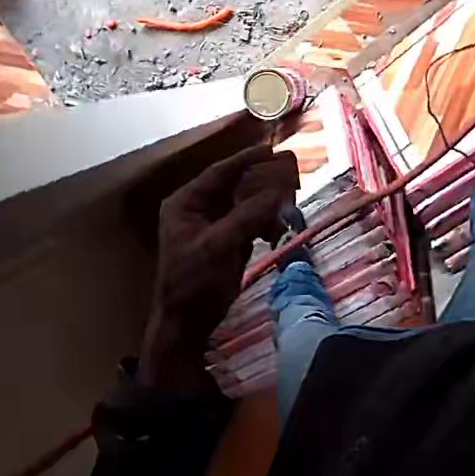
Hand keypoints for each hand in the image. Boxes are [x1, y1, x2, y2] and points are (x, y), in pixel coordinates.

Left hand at [137, 145, 298, 395]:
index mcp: (185, 204)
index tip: (271, 150)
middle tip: (289, 175)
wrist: (185, 326)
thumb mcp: (220, 245)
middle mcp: (196, 210)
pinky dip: (262, 225)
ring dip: (264, 206)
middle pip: (233, 187)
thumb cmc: (194, 283)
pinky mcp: (224, 244)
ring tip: (287, 206)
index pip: (218, 173)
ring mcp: (210, 228)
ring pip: (243, 205)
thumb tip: (279, 190)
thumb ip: (249, 215)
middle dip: (261, 182)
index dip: (245, 160)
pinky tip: (275, 233)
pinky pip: (247, 224)